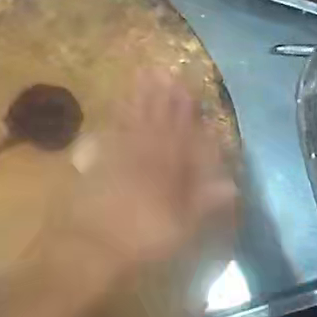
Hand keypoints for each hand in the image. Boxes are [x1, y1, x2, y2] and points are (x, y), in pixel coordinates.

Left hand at [42, 71, 237, 288]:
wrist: (88, 245)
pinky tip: (115, 107)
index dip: (184, 112)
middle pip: (153, 120)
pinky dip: (113, 118)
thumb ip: (203, 202)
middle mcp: (142, 155)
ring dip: (137, 98)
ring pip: (130, 120)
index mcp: (167, 169)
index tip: (187, 88)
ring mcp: (114, 156)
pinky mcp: (91, 162)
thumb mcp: (180, 227)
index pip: (180, 134)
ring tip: (143, 76)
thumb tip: (229, 184)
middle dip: (160, 96)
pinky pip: (106, 132)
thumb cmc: (139, 240)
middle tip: (163, 71)